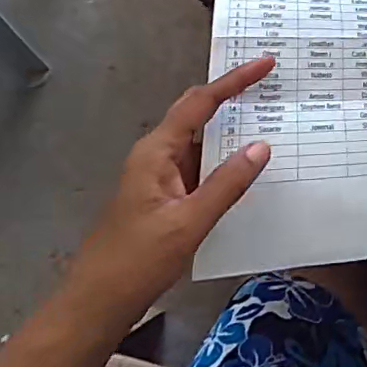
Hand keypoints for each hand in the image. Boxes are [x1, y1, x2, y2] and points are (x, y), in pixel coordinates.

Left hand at [63, 57, 274, 327]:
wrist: (96, 303)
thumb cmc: (137, 261)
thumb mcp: (189, 222)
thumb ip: (227, 183)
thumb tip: (262, 146)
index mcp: (157, 150)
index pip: (201, 102)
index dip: (234, 80)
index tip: (264, 64)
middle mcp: (157, 153)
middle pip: (198, 112)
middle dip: (233, 95)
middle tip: (270, 84)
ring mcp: (160, 174)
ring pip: (200, 140)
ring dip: (231, 130)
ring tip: (269, 119)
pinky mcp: (165, 194)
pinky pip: (199, 165)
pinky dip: (224, 159)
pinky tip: (248, 166)